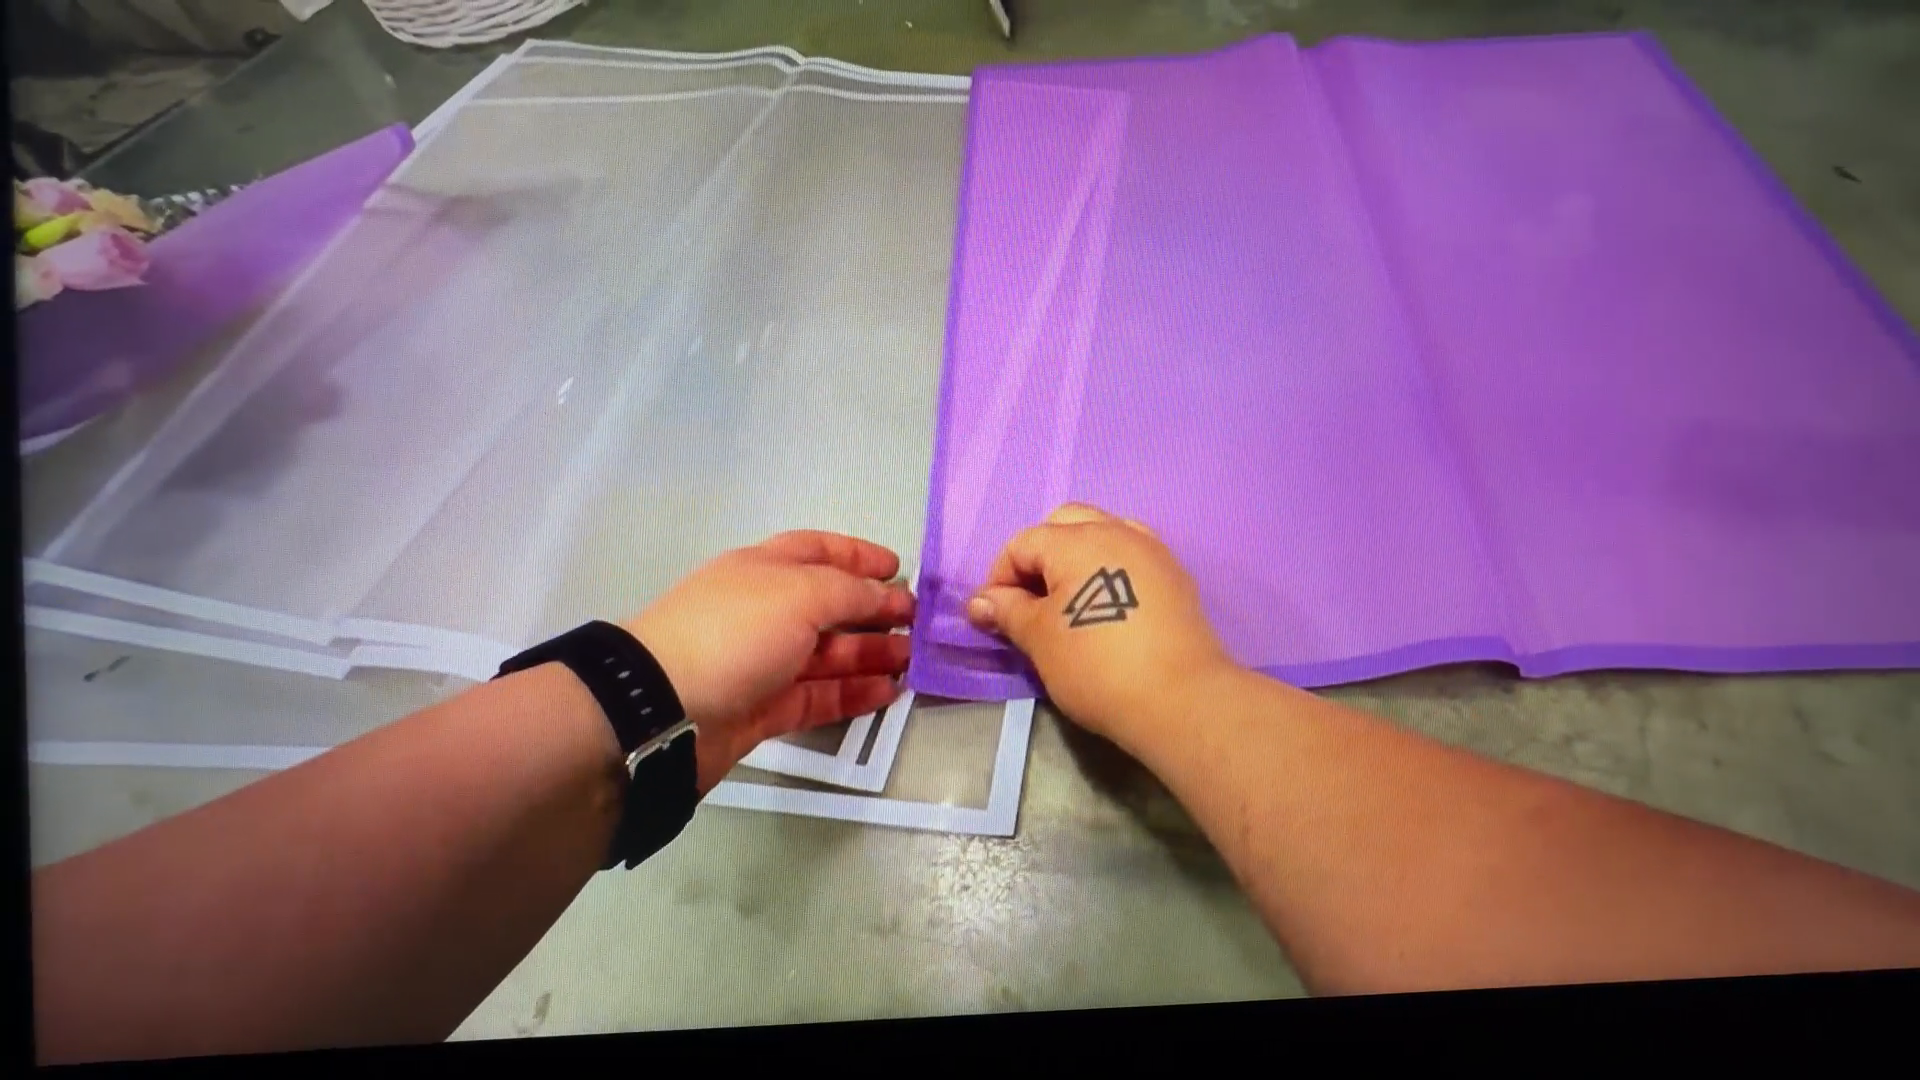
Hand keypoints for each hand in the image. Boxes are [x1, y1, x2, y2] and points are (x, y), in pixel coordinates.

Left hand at [625, 531, 913, 790]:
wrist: (665, 710)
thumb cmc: (735, 633)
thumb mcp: (800, 593)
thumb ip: (851, 591)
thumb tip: (887, 595)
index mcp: (765, 570)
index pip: (818, 551)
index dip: (858, 555)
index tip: (899, 569)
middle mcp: (765, 612)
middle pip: (829, 606)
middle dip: (874, 611)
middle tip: (916, 624)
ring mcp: (764, 663)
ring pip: (828, 654)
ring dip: (871, 654)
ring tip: (912, 661)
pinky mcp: (765, 708)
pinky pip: (819, 695)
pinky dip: (853, 693)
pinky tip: (887, 692)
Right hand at [965, 503, 1236, 743]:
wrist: (1179, 699)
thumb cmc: (1096, 666)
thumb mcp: (1039, 639)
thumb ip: (1007, 611)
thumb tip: (979, 602)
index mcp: (1076, 540)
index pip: (1022, 544)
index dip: (999, 578)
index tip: (994, 616)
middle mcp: (1116, 531)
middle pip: (1064, 524)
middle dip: (1039, 557)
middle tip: (1030, 601)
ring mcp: (1151, 551)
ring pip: (1102, 533)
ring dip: (1077, 558)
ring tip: (1068, 600)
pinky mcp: (1175, 576)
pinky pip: (1131, 556)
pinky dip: (1109, 569)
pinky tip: (1107, 605)